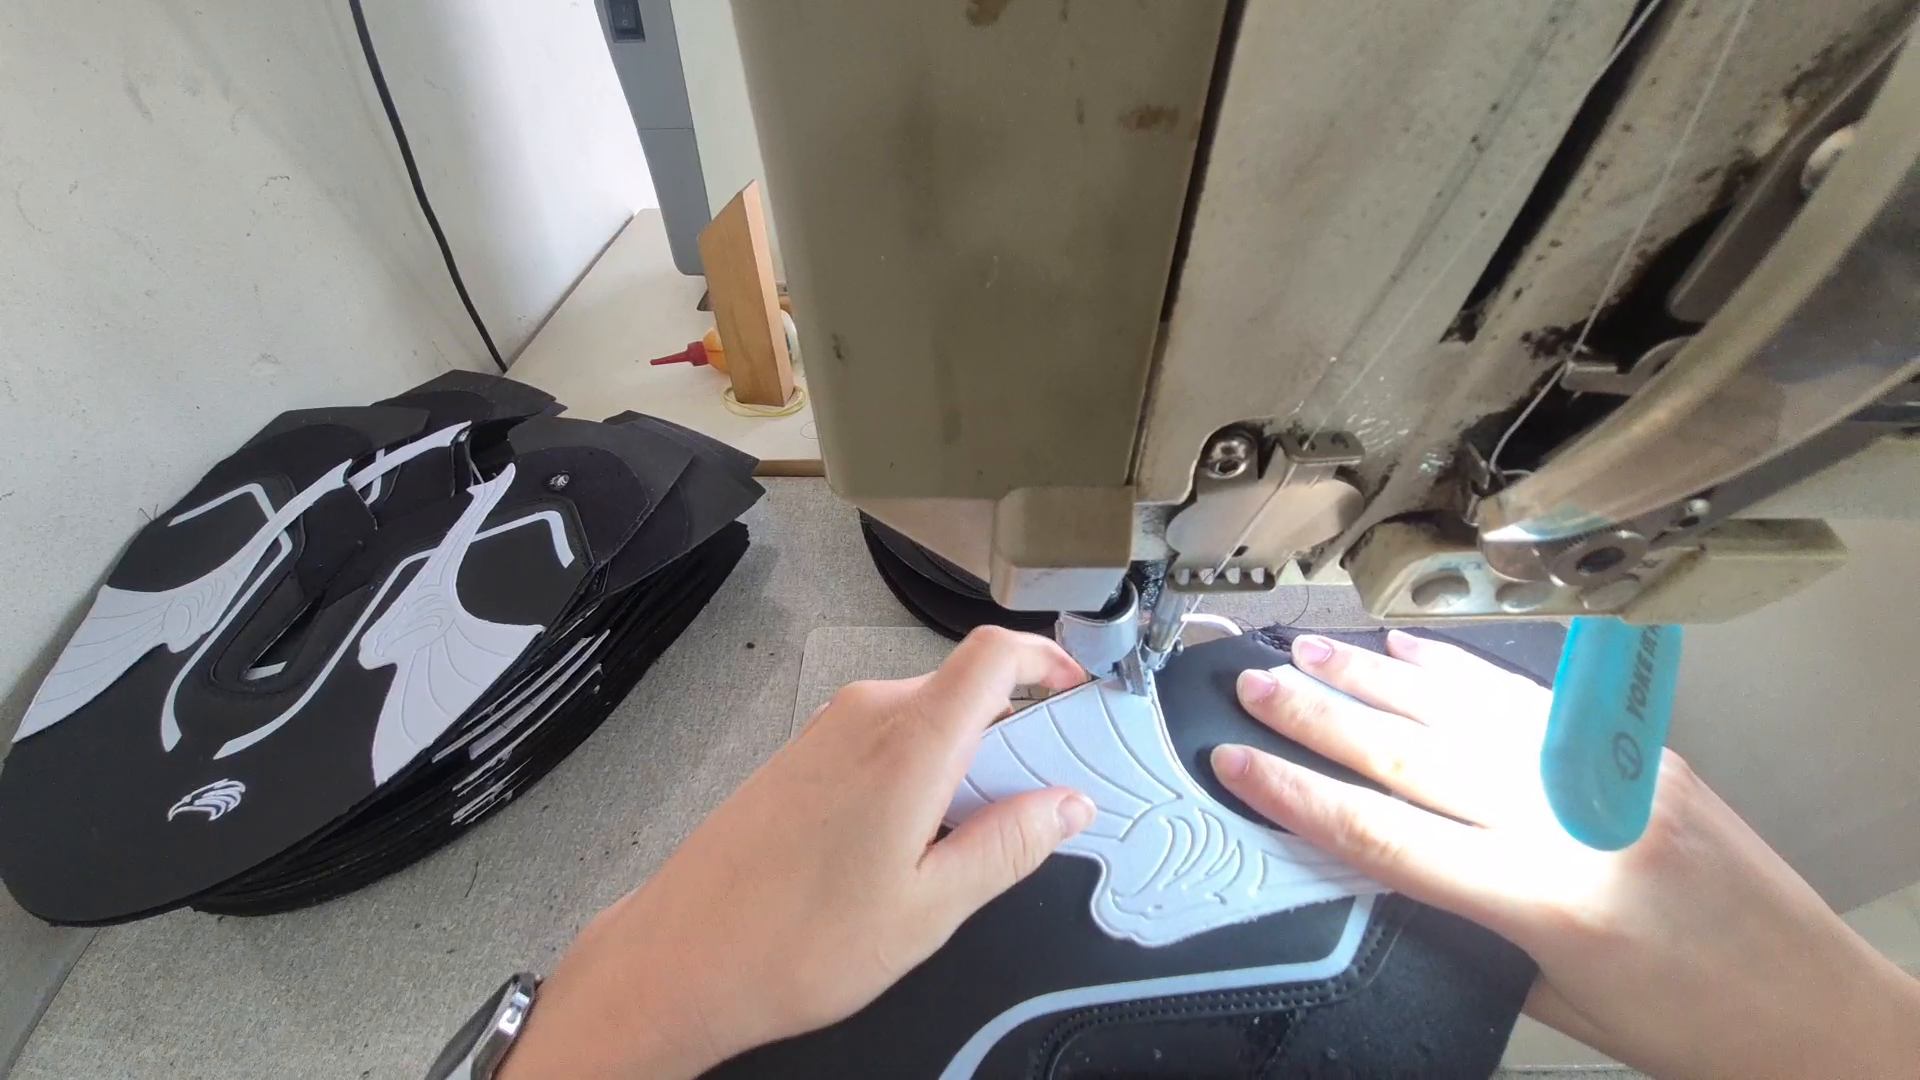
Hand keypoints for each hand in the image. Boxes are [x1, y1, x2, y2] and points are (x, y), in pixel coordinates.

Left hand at [500, 627, 1095, 1078]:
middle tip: (1029, 801)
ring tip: (961, 833)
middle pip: (967, 687)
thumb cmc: (798, 941)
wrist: (678, 954)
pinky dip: (922, 761)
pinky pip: (888, 730)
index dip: (1045, 657)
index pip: (994, 653)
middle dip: (1013, 732)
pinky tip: (906, 830)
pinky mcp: (810, 745)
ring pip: (929, 712)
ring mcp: (832, 725)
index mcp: (910, 741)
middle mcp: (869, 713)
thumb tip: (1067, 806)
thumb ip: (1010, 844)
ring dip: (965, 753)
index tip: (1074, 691)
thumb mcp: (930, 906)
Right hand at [1209, 630, 1919, 1079]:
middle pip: (1407, 754)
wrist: (1840, 1023)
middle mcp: (1574, 823)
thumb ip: (1449, 914)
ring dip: (1372, 675)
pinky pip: (1524, 696)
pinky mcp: (1634, 751)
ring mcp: (1609, 775)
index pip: (1380, 833)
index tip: (1235, 762)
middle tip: (1254, 686)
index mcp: (1546, 900)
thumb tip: (1363, 854)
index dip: (1292, 793)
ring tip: (1310, 652)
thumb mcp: (1541, 991)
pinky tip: (1406, 648)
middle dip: (1314, 715)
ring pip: (1459, 707)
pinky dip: (1455, 668)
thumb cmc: (1691, 1032)